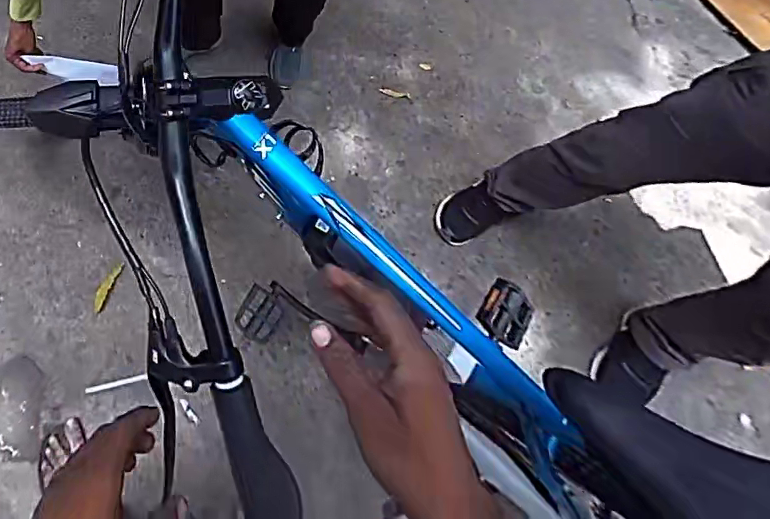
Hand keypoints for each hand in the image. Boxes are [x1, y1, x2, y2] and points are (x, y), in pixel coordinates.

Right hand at [5, 19, 44, 71]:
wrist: (21, 21)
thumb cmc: (21, 32)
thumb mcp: (29, 48)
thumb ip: (33, 57)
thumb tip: (38, 61)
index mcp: (10, 57)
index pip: (23, 67)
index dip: (33, 68)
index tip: (40, 67)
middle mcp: (11, 54)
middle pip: (24, 63)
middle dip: (34, 64)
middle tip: (42, 67)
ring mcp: (16, 49)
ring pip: (26, 58)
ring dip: (34, 59)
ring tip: (42, 61)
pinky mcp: (20, 45)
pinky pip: (27, 52)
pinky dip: (33, 54)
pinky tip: (40, 55)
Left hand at [32, 408, 160, 518]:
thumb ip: (161, 514)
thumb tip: (180, 505)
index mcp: (95, 473)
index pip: (117, 431)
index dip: (137, 418)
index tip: (150, 413)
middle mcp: (73, 473)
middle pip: (101, 439)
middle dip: (126, 434)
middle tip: (146, 437)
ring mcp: (59, 488)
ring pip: (86, 455)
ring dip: (110, 452)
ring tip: (130, 461)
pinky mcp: (51, 504)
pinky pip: (75, 472)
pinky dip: (94, 468)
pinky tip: (104, 488)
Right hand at [309, 266, 497, 518]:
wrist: (448, 504)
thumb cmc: (415, 464)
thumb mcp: (367, 410)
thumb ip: (342, 366)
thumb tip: (320, 330)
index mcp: (415, 362)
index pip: (383, 307)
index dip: (354, 285)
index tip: (331, 273)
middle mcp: (425, 364)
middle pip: (390, 315)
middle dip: (357, 293)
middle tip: (330, 280)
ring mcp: (426, 377)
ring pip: (393, 330)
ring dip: (364, 312)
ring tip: (337, 301)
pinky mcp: (423, 390)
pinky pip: (395, 346)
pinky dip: (371, 332)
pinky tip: (355, 339)